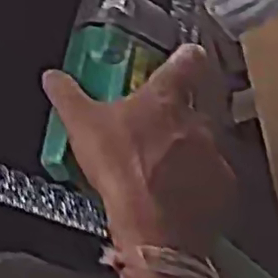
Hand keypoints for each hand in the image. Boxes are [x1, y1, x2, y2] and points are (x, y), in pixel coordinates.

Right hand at [42, 43, 235, 253]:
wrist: (153, 226)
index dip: (186, 56)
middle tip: (152, 117)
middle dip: (175, 109)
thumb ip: (65, 93)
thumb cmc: (119, 168)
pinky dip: (192, 176)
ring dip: (183, 144)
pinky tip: (168, 184)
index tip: (190, 51)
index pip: (183, 66)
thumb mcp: (78, 122)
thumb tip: (53, 77)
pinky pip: (210, 174)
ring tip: (154, 158)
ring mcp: (215, 157)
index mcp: (163, 101)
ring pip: (201, 141)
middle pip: (192, 106)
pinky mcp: (224, 189)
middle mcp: (196, 124)